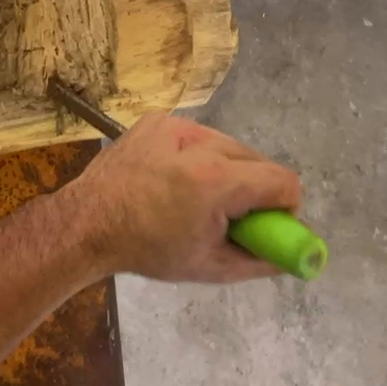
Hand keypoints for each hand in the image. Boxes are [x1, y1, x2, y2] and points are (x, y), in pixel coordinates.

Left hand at [62, 112, 301, 283]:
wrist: (89, 219)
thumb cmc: (149, 248)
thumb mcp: (213, 266)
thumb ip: (263, 258)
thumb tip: (297, 253)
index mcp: (215, 178)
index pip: (282, 180)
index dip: (284, 208)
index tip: (265, 226)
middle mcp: (198, 140)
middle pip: (256, 160)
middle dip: (255, 189)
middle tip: (229, 217)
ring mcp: (174, 124)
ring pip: (227, 145)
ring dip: (227, 170)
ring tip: (198, 197)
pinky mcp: (156, 119)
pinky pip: (197, 136)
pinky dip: (199, 155)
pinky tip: (176, 178)